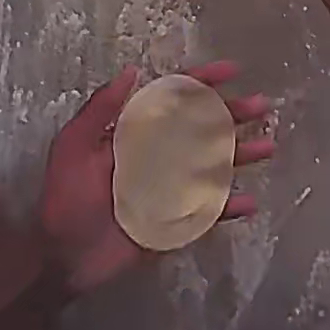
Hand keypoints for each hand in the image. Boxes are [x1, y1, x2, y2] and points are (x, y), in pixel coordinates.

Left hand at [36, 62, 273, 292]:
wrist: (61, 259)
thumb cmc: (66, 198)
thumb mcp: (74, 146)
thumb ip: (100, 109)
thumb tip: (132, 70)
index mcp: (138, 131)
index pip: (175, 98)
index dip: (202, 81)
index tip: (231, 71)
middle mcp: (161, 152)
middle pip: (203, 127)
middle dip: (234, 114)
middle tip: (262, 105)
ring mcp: (172, 185)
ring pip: (214, 164)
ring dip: (242, 154)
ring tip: (268, 147)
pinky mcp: (177, 218)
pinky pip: (209, 209)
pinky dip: (230, 205)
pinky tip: (250, 201)